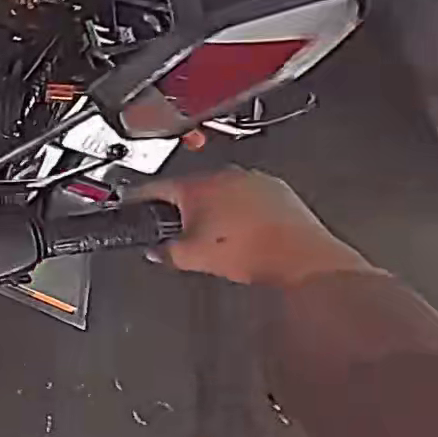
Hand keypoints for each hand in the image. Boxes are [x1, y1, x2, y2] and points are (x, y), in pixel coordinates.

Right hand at [131, 168, 381, 287]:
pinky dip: (239, 209)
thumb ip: (164, 251)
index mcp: (197, 185)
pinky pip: (247, 195)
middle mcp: (225, 175)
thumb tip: (158, 251)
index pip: (155, 187)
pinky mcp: (278, 190)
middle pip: (189, 187)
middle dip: (182, 206)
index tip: (135, 202)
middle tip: (180, 227)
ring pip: (219, 190)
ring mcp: (254, 180)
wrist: (302, 260)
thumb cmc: (250, 253)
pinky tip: (241, 230)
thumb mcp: (190, 257)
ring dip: (212, 206)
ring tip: (215, 232)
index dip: (140, 198)